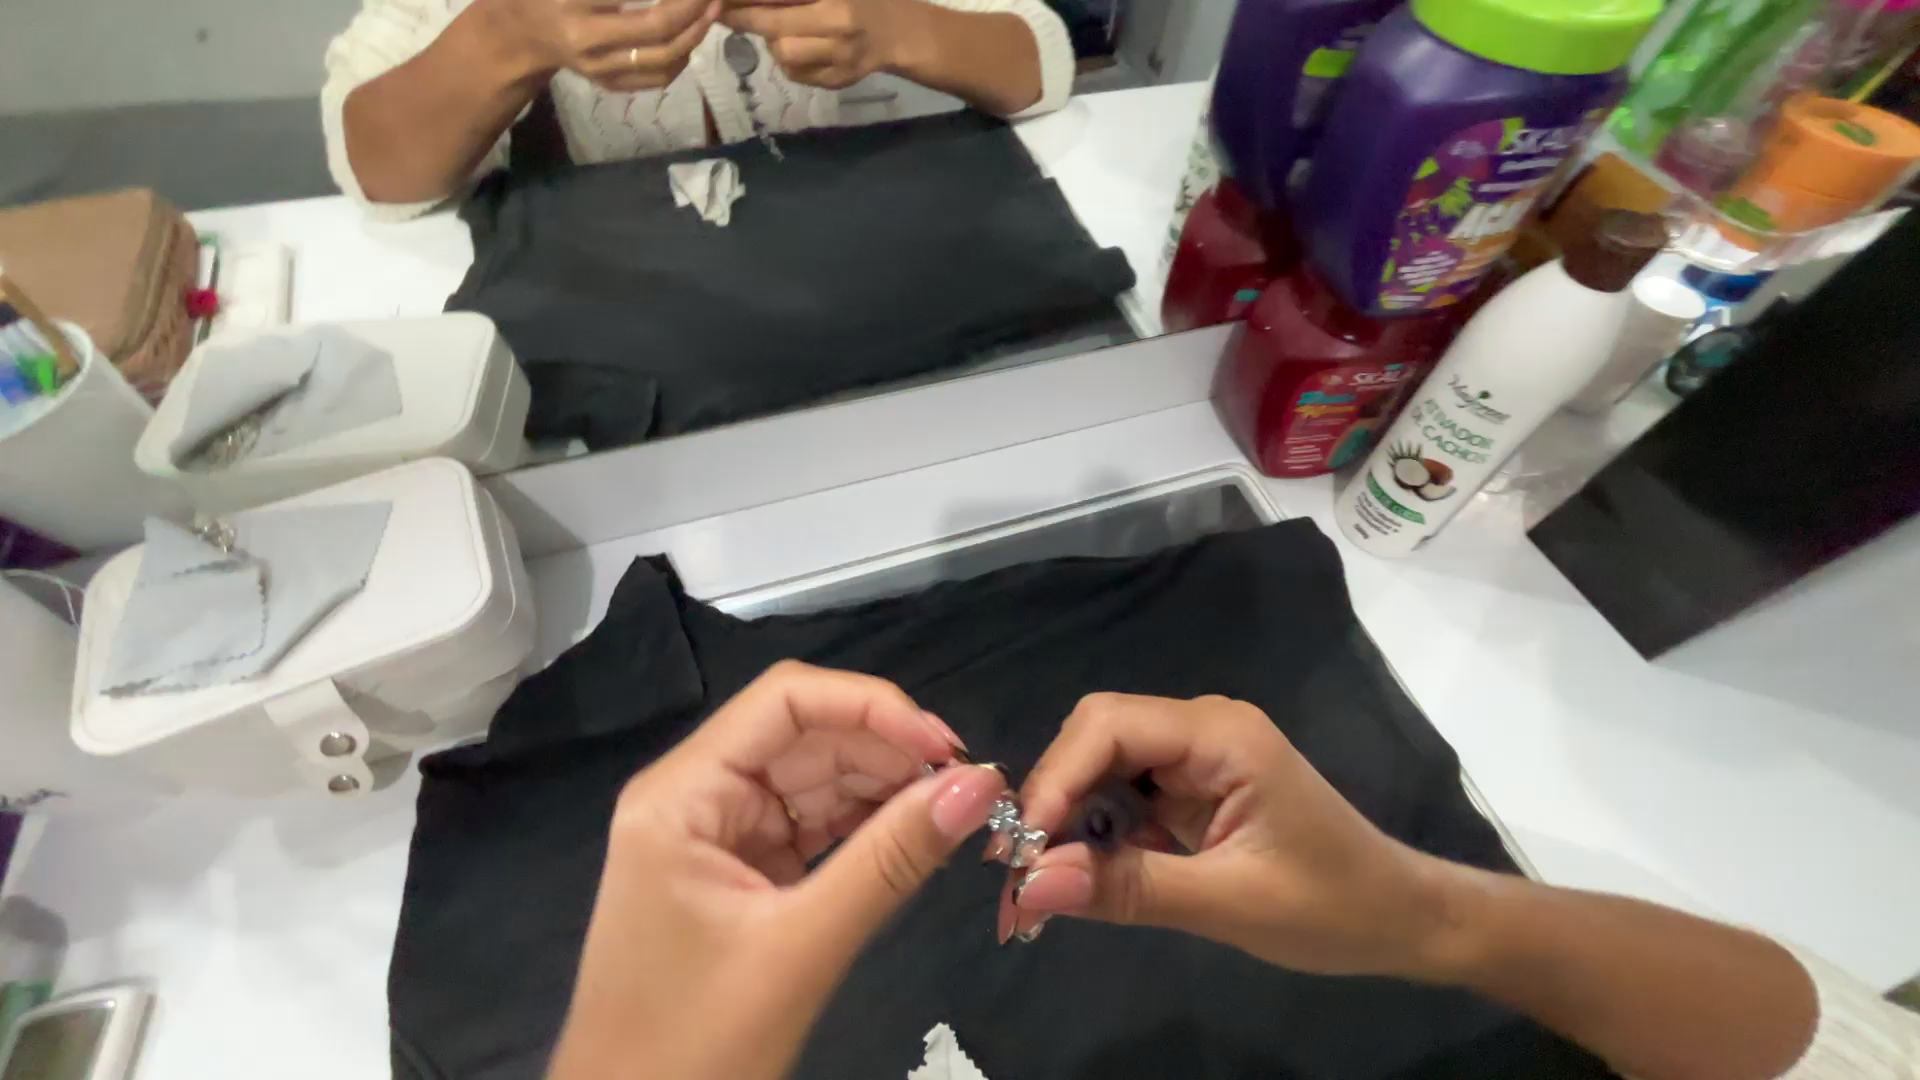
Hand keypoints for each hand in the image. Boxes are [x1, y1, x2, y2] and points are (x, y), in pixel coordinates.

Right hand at [478, 0, 720, 91]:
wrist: (519, 31)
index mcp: (572, 1)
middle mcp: (587, 40)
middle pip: (656, 28)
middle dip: (689, 7)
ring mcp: (601, 69)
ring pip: (664, 59)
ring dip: (693, 34)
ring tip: (710, 10)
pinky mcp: (612, 84)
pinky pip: (658, 77)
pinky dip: (682, 56)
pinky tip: (692, 34)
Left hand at [547, 661, 1008, 1079]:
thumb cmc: (694, 1051)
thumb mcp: (800, 949)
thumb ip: (892, 859)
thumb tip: (980, 785)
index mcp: (684, 791)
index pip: (787, 701)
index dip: (871, 706)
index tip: (943, 746)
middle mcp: (701, 790)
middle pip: (808, 732)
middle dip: (888, 748)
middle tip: (965, 784)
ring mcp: (724, 826)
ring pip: (820, 773)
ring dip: (887, 784)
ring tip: (951, 808)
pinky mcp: (749, 861)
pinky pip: (819, 818)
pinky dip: (870, 822)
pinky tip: (916, 831)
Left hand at [720, 0, 918, 89]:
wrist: (894, 30)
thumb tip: (749, 1)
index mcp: (836, 6)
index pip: (781, 8)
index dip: (748, 7)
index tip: (721, 4)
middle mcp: (839, 33)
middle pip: (778, 36)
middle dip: (750, 23)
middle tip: (728, 12)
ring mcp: (839, 62)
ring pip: (785, 58)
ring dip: (772, 42)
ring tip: (779, 29)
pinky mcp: (836, 82)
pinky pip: (796, 74)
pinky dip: (788, 60)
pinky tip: (798, 45)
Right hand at [999, 693, 1458, 976]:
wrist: (1403, 917)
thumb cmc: (1335, 906)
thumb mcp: (1232, 904)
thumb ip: (1132, 889)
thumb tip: (1035, 886)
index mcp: (1220, 733)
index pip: (1109, 725)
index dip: (1056, 777)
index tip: (1022, 846)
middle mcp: (1200, 726)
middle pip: (1097, 734)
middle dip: (1055, 794)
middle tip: (1022, 865)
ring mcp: (1194, 751)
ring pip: (1102, 760)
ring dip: (1070, 814)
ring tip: (1043, 874)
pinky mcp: (1189, 781)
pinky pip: (1123, 788)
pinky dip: (1097, 827)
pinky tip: (1089, 867)